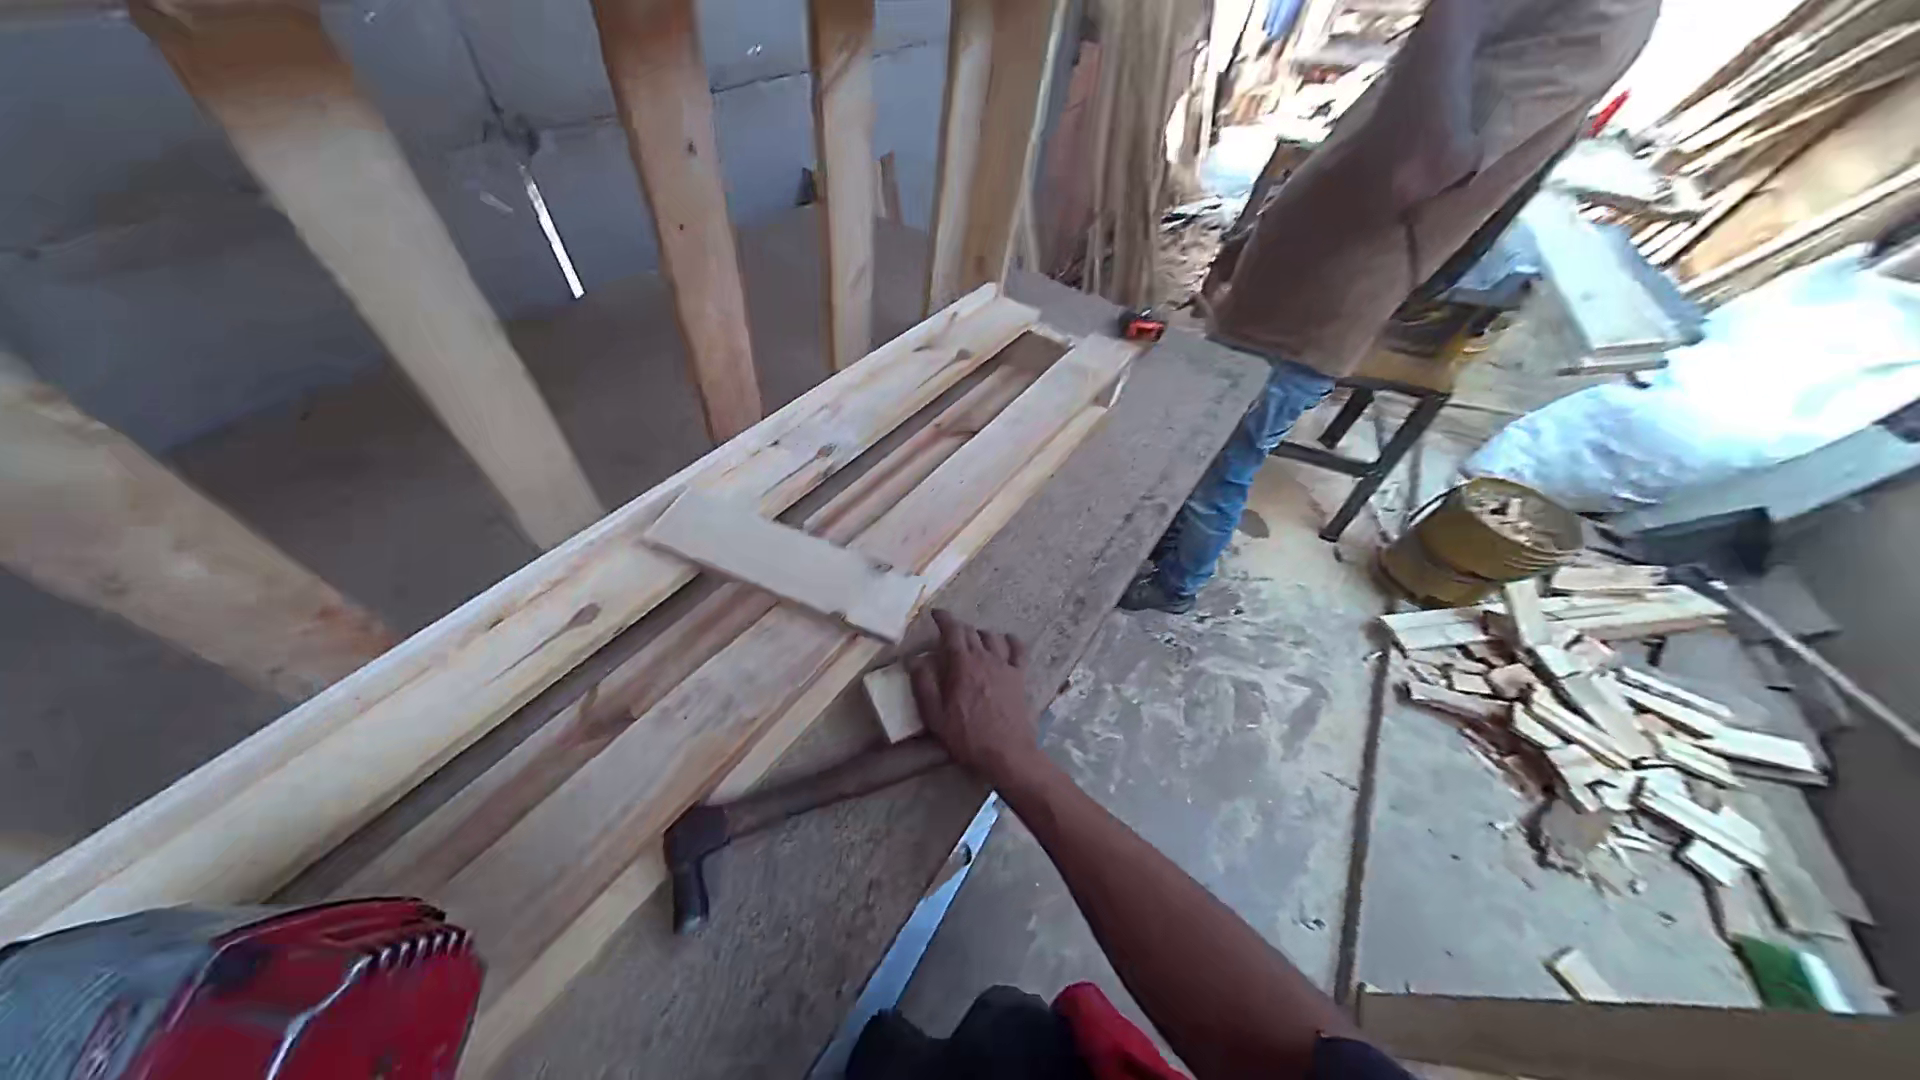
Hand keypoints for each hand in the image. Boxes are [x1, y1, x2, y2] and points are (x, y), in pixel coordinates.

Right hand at [908, 610, 1044, 787]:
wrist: (1007, 753)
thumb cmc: (967, 737)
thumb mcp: (935, 716)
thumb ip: (923, 685)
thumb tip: (915, 660)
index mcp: (962, 665)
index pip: (952, 631)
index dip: (943, 618)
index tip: (936, 613)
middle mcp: (984, 658)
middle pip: (971, 632)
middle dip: (958, 628)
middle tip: (949, 635)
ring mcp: (1005, 665)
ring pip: (992, 637)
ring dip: (980, 634)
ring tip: (973, 641)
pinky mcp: (1020, 676)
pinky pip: (1018, 649)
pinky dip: (1010, 641)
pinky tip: (1006, 641)